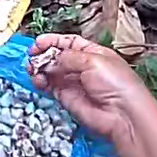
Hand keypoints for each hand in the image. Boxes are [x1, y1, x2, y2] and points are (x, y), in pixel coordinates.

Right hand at [29, 34, 156, 147]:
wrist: (122, 115)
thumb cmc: (119, 86)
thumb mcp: (93, 60)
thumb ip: (68, 57)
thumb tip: (50, 58)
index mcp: (93, 53)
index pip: (68, 42)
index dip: (52, 41)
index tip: (38, 42)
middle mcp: (82, 67)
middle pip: (57, 56)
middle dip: (43, 54)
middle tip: (33, 56)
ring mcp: (74, 83)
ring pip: (50, 71)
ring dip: (39, 68)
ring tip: (34, 69)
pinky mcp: (67, 97)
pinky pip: (49, 86)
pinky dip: (41, 82)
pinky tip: (38, 79)